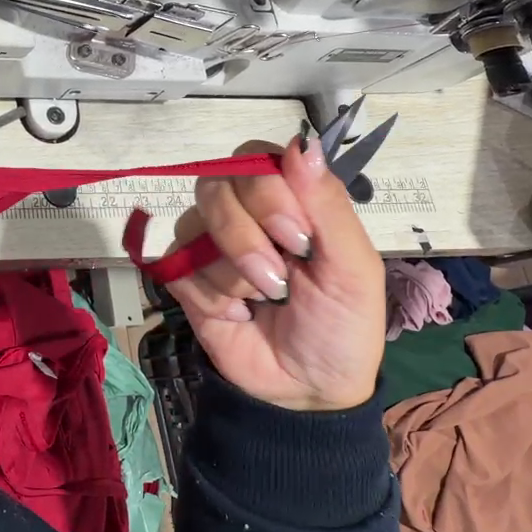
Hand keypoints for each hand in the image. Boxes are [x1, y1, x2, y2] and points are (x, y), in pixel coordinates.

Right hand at [160, 135, 385, 411]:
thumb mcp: (353, 268)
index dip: (266, 192)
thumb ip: (328, 204)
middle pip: (215, 187)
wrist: (306, 389)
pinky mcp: (181, 274)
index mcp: (287, 199)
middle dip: (246, 239)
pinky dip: (210, 297)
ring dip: (233, 275)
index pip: (254, 159)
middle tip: (279, 280)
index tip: (296, 237)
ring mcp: (207, 241)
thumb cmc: (341, 324)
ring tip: (262, 301)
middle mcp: (242, 210)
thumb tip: (305, 142)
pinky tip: (235, 314)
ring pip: (194, 229)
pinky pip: (178, 267)